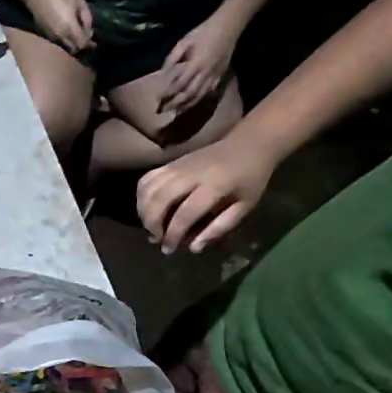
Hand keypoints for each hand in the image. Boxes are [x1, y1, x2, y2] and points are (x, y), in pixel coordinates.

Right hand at [25, 0, 94, 52]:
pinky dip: (66, 42)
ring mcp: (52, 38)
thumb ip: (87, 19)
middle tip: (87, 42)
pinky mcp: (46, 37)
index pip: (82, 44)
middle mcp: (61, 37)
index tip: (94, 43)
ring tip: (78, 39)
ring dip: (73, 45)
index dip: (89, 45)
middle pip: (73, 50)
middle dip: (81, 48)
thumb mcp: (80, 3)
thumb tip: (90, 32)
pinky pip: (59, 43)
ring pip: (66, 48)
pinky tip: (68, 35)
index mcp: (70, 29)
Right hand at [136, 134, 276, 254]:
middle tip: (156, 239)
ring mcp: (178, 166)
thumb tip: (194, 248)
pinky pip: (146, 179)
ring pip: (148, 189)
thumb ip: (220, 227)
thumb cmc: (251, 178)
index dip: (173, 235)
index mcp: (215, 185)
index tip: (169, 249)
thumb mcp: (245, 206)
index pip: (185, 213)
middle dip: (152, 224)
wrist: (250, 143)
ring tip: (150, 226)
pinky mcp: (171, 163)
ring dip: (143, 212)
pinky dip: (141, 196)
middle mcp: (191, 174)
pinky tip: (147, 208)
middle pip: (160, 199)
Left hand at [160, 17, 237, 113]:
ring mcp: (215, 75)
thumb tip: (161, 74)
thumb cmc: (203, 32)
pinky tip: (191, 104)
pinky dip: (199, 99)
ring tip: (175, 112)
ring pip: (199, 95)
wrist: (229, 26)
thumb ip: (172, 58)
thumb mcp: (184, 42)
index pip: (179, 84)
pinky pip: (209, 91)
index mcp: (195, 64)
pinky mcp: (221, 75)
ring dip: (186, 106)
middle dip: (175, 104)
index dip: (168, 93)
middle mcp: (205, 72)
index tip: (158, 99)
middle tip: (163, 110)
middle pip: (189, 94)